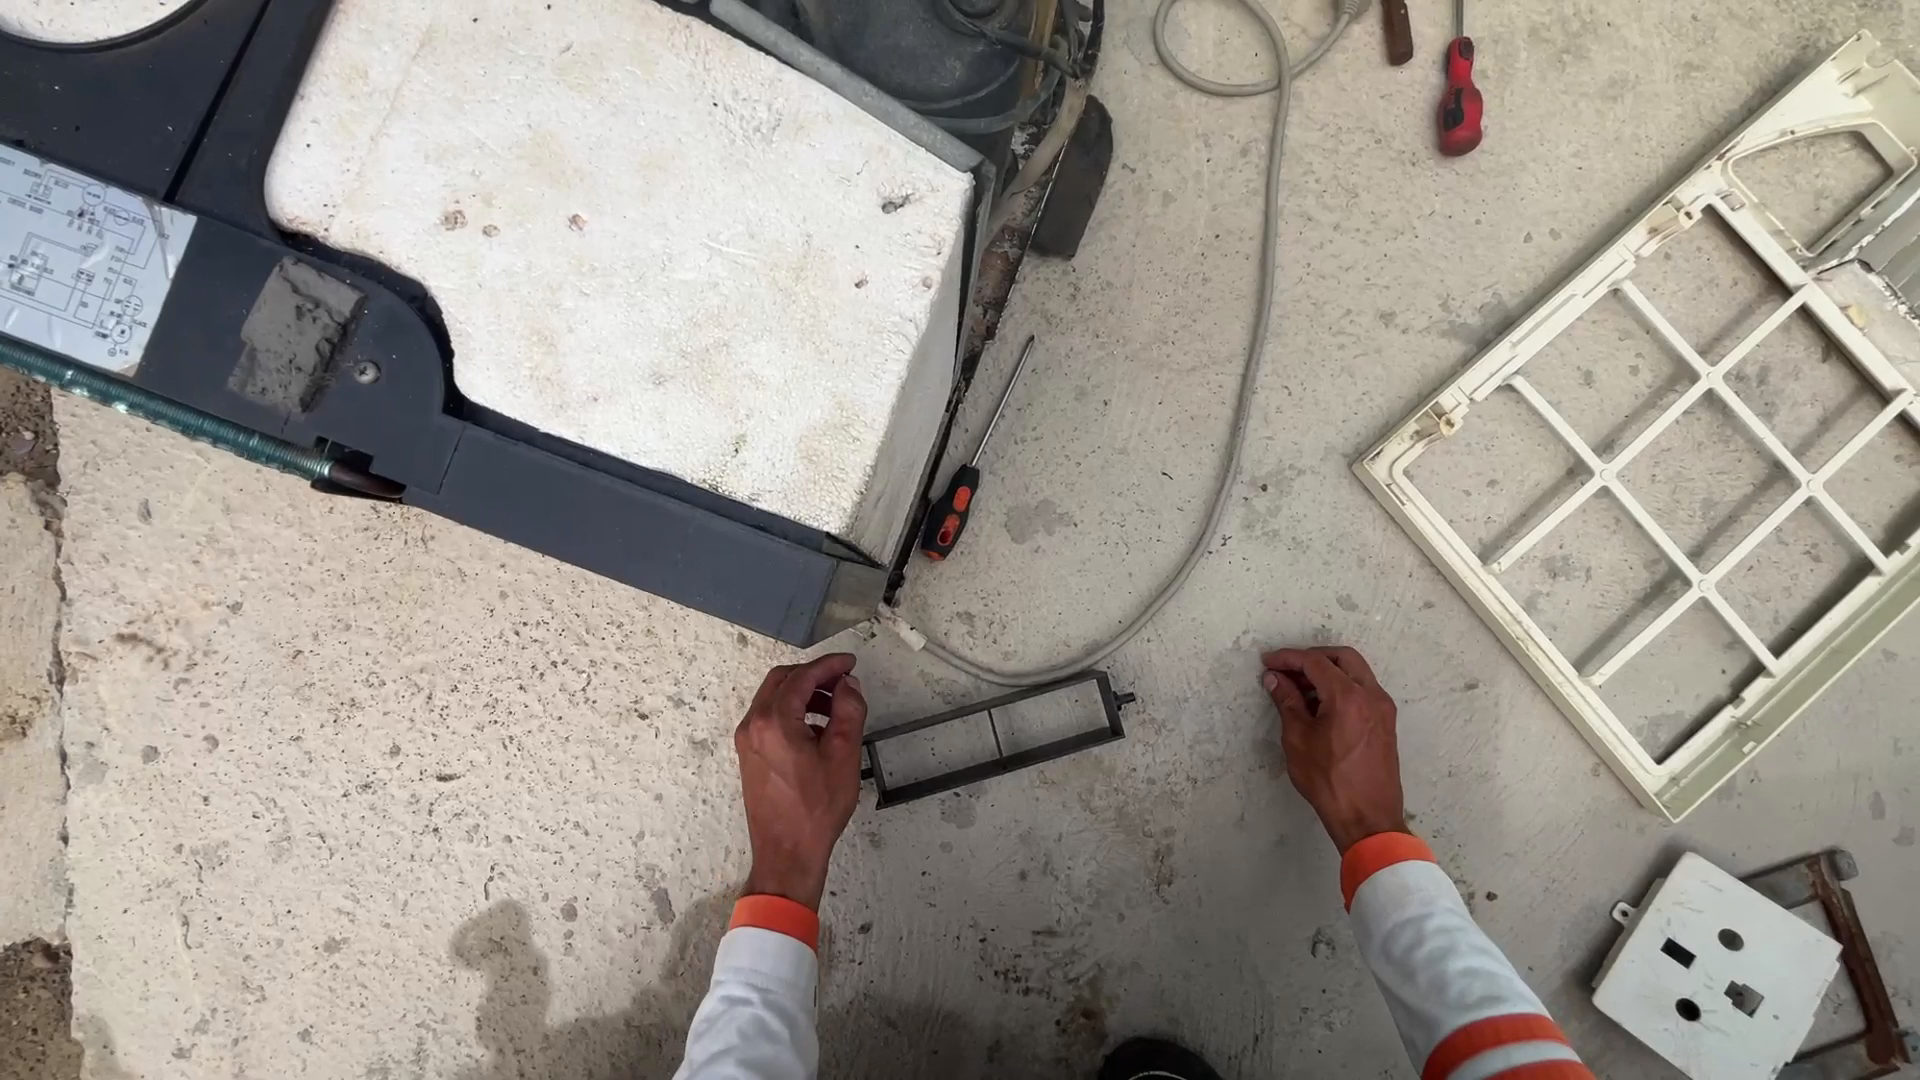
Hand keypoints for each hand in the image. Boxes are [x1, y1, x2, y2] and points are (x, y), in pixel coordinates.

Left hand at [734, 653, 868, 909]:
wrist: (787, 854)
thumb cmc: (817, 808)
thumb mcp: (844, 755)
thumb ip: (849, 710)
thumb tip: (848, 685)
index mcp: (774, 722)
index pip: (802, 677)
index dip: (829, 665)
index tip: (850, 663)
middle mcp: (753, 725)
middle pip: (782, 680)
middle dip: (814, 674)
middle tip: (843, 680)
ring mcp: (747, 740)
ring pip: (774, 698)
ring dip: (803, 692)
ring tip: (835, 705)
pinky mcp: (749, 754)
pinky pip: (769, 717)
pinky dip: (792, 710)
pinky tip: (817, 728)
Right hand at [1260, 646, 1407, 853]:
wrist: (1367, 818)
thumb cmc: (1327, 780)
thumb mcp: (1298, 738)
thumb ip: (1287, 701)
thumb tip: (1275, 678)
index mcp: (1348, 697)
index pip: (1315, 662)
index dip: (1288, 658)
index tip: (1267, 663)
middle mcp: (1372, 695)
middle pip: (1342, 657)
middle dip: (1312, 657)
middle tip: (1286, 669)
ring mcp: (1383, 709)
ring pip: (1355, 671)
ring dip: (1327, 671)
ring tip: (1299, 687)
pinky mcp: (1385, 722)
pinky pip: (1363, 689)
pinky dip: (1341, 685)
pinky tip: (1319, 703)